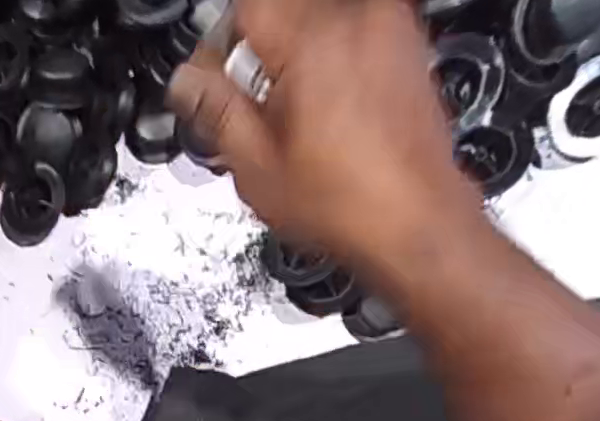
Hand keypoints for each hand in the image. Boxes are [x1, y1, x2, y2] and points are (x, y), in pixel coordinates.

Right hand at [168, 0, 485, 270]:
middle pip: (281, 9)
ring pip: (315, 21)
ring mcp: (389, 26)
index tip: (215, 85)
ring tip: (291, 120)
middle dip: (256, 55)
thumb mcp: (258, 169)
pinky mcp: (406, 44)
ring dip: (291, 61)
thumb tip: (186, 82)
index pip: (246, 7)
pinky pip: (350, 33)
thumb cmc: (345, 205)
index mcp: (313, 42)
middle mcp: (357, 17)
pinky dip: (326, 63)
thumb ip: (217, 113)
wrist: (413, 220)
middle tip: (252, 111)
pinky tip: (324, 115)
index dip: (220, 46)